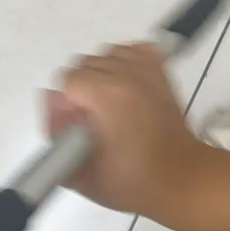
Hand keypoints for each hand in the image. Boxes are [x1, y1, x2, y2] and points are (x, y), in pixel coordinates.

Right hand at [44, 43, 215, 217]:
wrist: (180, 178)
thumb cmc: (131, 181)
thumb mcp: (82, 172)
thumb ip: (55, 133)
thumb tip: (49, 100)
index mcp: (106, 95)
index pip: (67, 80)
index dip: (66, 105)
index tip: (77, 128)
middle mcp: (126, 73)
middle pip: (85, 64)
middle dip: (81, 91)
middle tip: (92, 121)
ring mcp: (146, 69)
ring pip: (107, 54)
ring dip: (102, 75)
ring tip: (110, 104)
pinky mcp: (161, 70)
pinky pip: (134, 50)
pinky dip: (126, 62)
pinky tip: (127, 85)